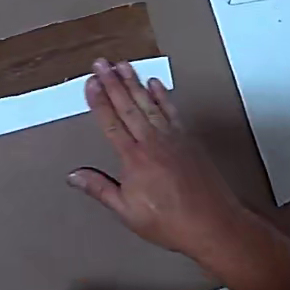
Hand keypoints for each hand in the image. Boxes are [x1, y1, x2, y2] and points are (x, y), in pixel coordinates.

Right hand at [67, 59, 272, 271]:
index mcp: (134, 159)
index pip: (111, 123)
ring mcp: (173, 139)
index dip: (99, 100)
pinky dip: (162, 96)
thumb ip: (100, 189)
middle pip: (127, 106)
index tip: (90, 82)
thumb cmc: (171, 222)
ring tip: (123, 65)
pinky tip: (155, 84)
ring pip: (148, 103)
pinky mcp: (189, 141)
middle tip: (102, 63)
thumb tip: (74, 176)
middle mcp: (152, 143)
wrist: (214, 226)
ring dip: (134, 83)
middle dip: (112, 82)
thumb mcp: (127, 211)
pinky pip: (172, 111)